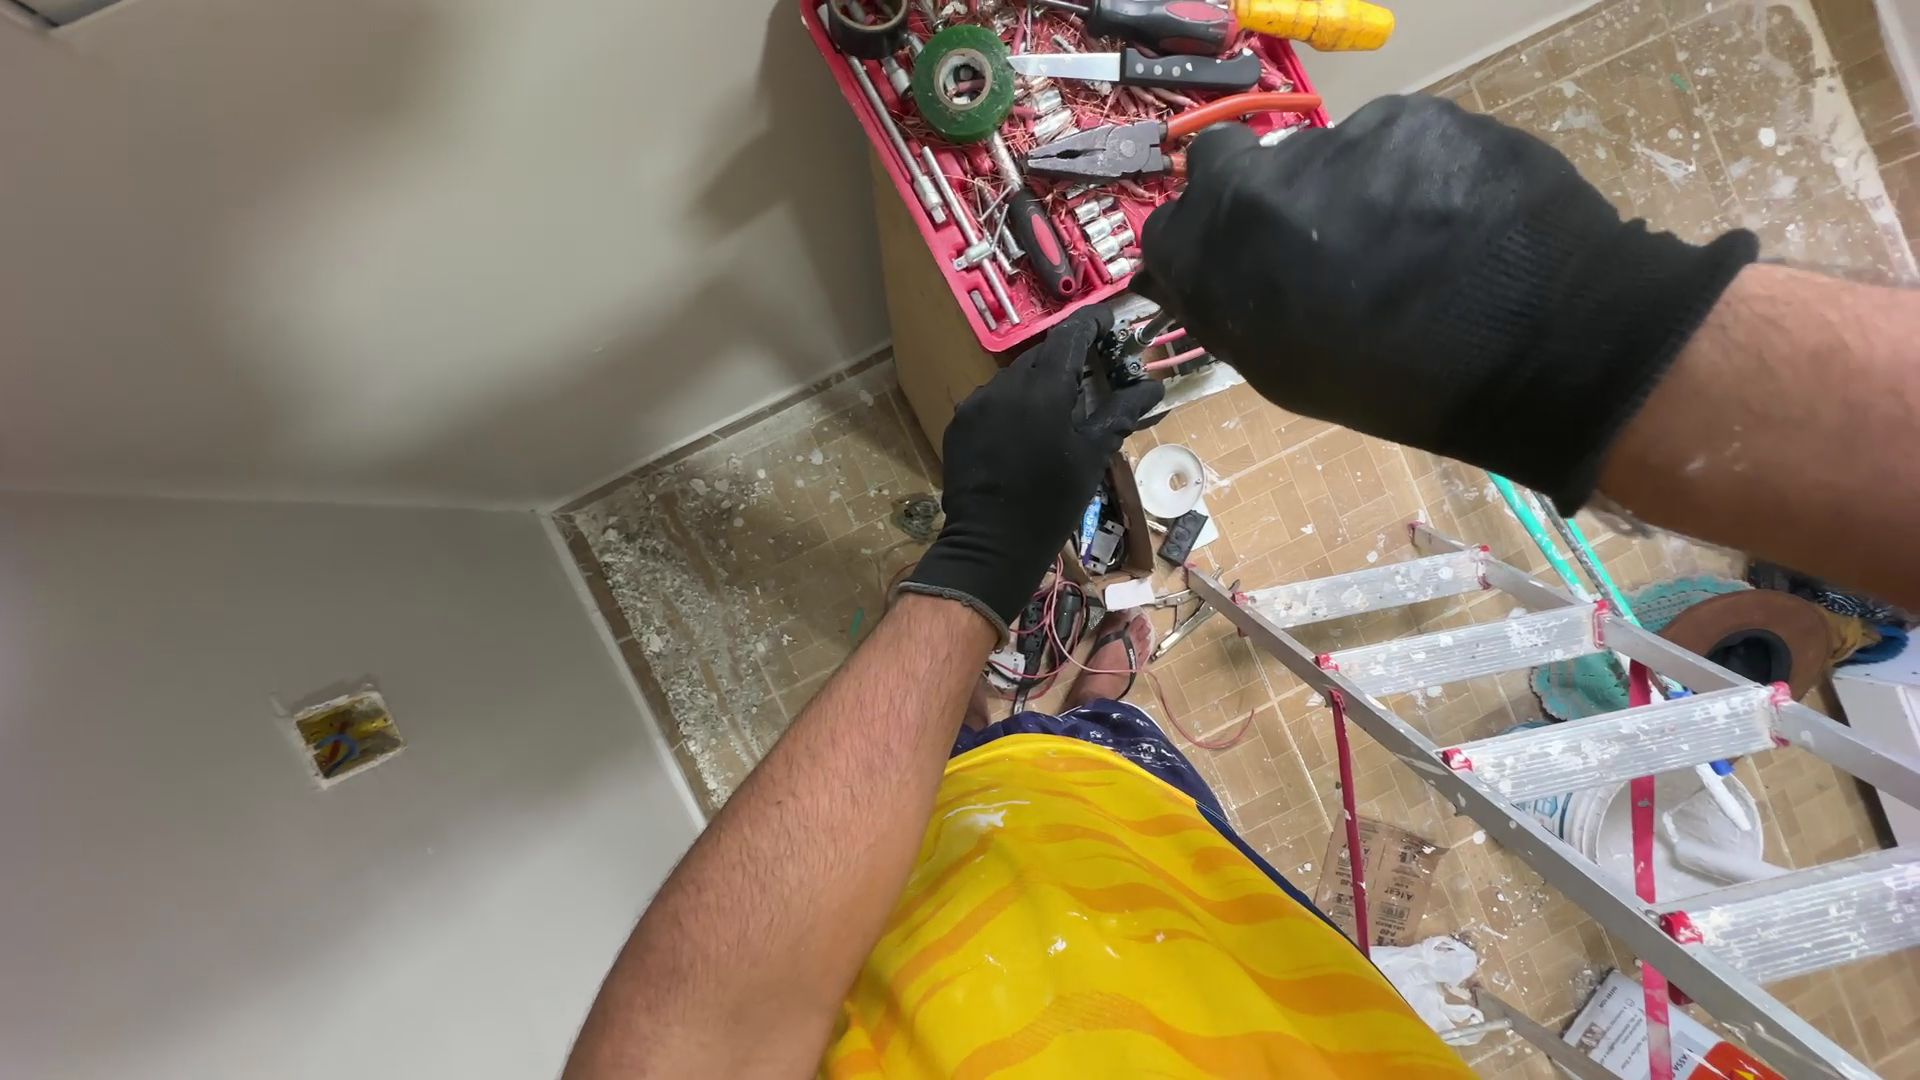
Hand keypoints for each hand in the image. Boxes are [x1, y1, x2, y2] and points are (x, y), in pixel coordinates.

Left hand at [899, 305, 1163, 631]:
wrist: (992, 543)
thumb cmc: (1051, 501)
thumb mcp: (1092, 455)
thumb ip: (1120, 413)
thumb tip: (1153, 386)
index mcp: (1043, 387)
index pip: (1070, 334)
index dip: (1093, 324)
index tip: (1109, 326)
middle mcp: (1004, 385)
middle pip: (1041, 355)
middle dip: (1067, 360)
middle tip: (1090, 378)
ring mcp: (975, 404)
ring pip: (1014, 378)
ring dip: (1038, 384)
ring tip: (1056, 412)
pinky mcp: (958, 424)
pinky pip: (991, 401)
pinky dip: (1012, 406)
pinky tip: (1023, 433)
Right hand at [1139, 94, 1757, 511]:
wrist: (1531, 347)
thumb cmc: (1381, 382)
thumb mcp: (1273, 365)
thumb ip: (1217, 307)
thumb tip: (1174, 275)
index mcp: (1215, 256)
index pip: (1166, 224)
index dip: (1193, 241)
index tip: (1222, 260)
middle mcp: (1258, 185)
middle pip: (1221, 162)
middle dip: (1244, 192)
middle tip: (1296, 234)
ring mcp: (1336, 142)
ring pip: (1309, 154)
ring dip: (1329, 187)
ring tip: (1389, 236)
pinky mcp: (1412, 115)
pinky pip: (1381, 140)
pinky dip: (1394, 171)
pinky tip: (1433, 214)